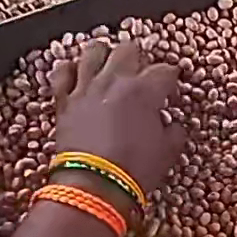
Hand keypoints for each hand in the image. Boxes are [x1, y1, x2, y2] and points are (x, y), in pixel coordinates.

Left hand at [48, 40, 185, 198]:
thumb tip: (173, 126)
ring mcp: (86, 88)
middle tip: (142, 74)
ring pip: (94, 50)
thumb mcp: (167, 153)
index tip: (171, 88)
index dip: (171, 78)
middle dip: (139, 59)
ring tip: (110, 65)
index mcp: (144, 90)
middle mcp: (114, 80)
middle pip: (129, 49)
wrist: (94, 186)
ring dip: (105, 55)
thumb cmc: (134, 171)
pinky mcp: (64, 101)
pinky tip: (78, 75)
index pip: (164, 71)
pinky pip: (63, 72)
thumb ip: (174, 132)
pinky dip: (71, 70)